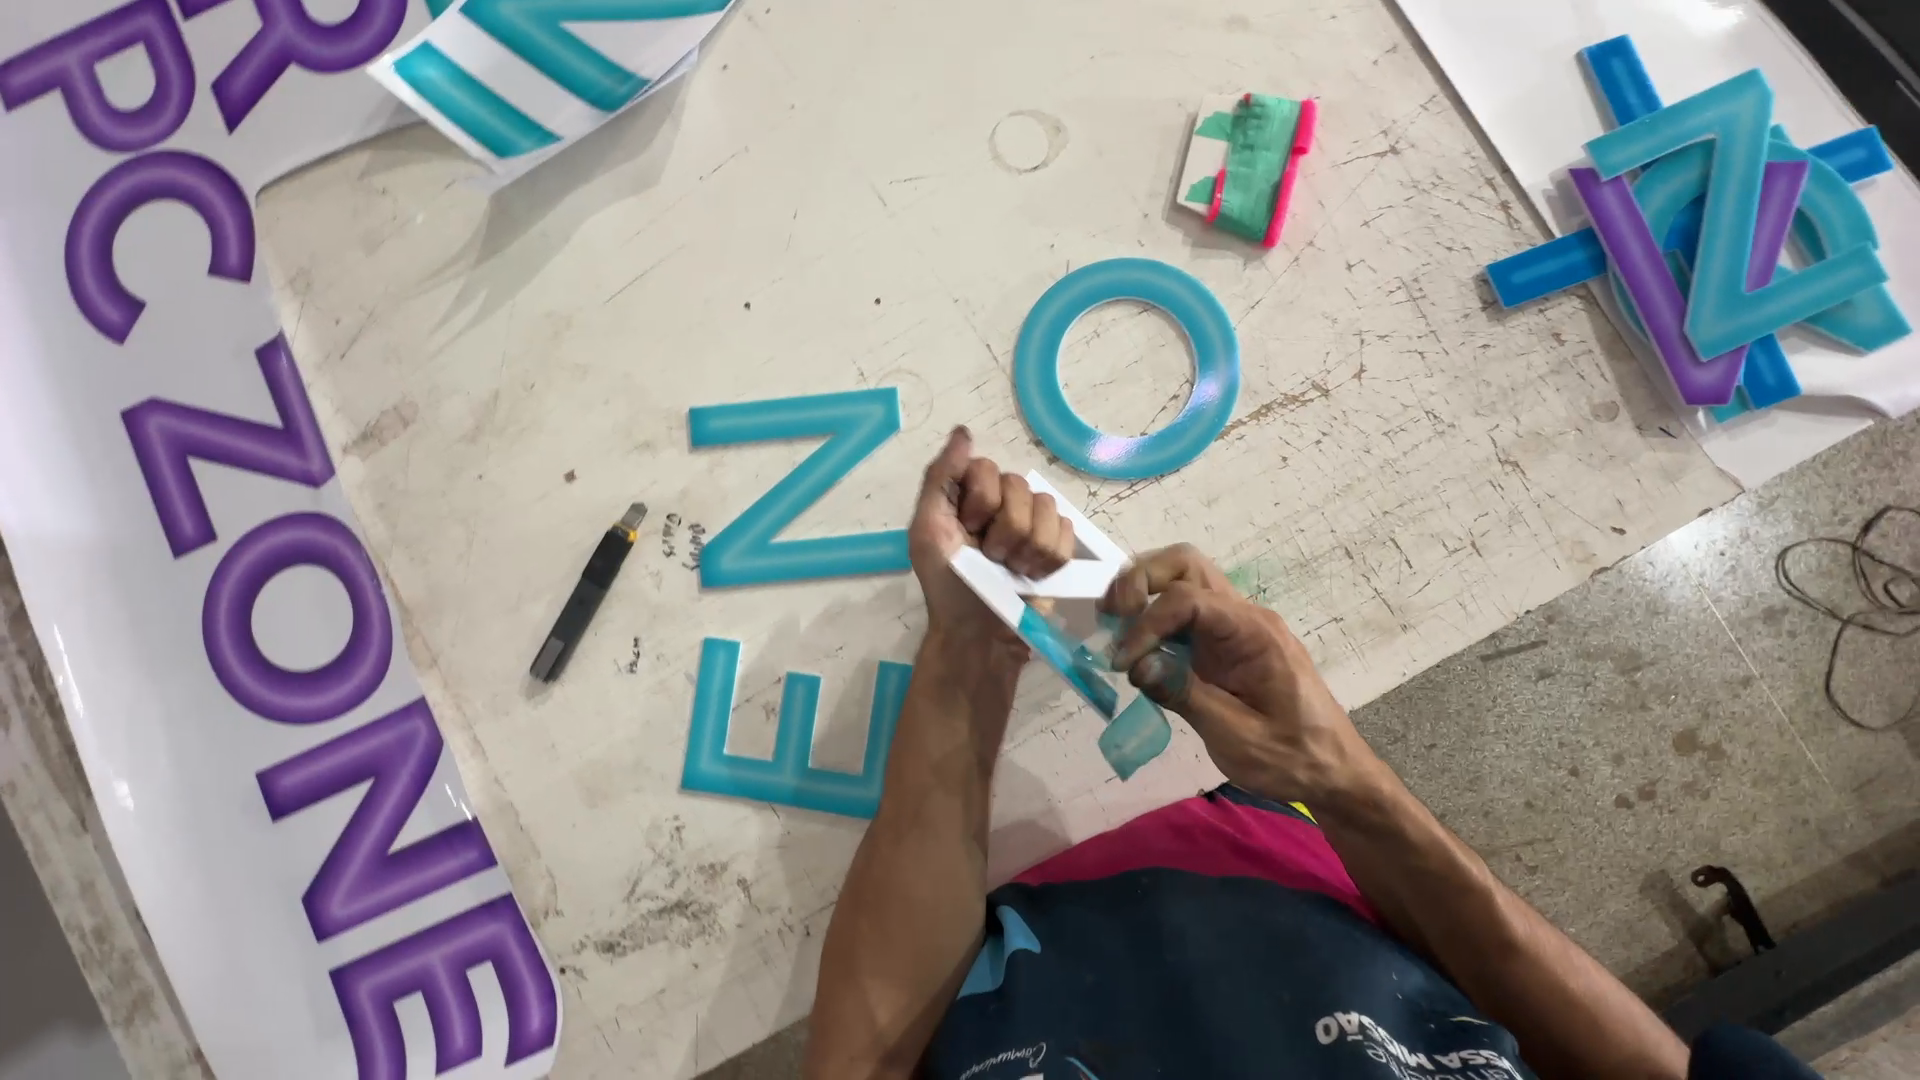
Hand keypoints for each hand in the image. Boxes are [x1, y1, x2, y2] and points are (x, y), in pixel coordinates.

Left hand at [908, 427, 1076, 654]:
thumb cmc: (949, 585)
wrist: (982, 635)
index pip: (988, 469)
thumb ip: (940, 478)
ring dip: (1028, 548)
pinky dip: (1051, 557)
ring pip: (1048, 509)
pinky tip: (1032, 575)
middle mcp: (1001, 501)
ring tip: (1011, 571)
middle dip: (1006, 532)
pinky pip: (1067, 531)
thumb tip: (963, 432)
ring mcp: (1031, 522)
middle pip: (1021, 488)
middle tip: (990, 559)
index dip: (982, 503)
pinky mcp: (1055, 545)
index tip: (968, 530)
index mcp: (967, 493)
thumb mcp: (927, 531)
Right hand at [1100, 544, 1380, 804]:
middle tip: (1111, 619)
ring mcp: (1233, 625)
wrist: (1332, 772)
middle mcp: (1243, 616)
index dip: (1147, 623)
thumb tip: (1135, 666)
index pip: (1188, 599)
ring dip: (1142, 592)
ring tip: (1115, 627)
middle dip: (1139, 581)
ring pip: (1182, 577)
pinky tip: (1135, 645)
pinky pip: (1182, 609)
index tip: (1123, 664)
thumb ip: (1185, 695)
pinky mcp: (1222, 641)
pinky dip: (1152, 616)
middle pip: (1184, 563)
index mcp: (1254, 632)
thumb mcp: (1236, 736)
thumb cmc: (1291, 757)